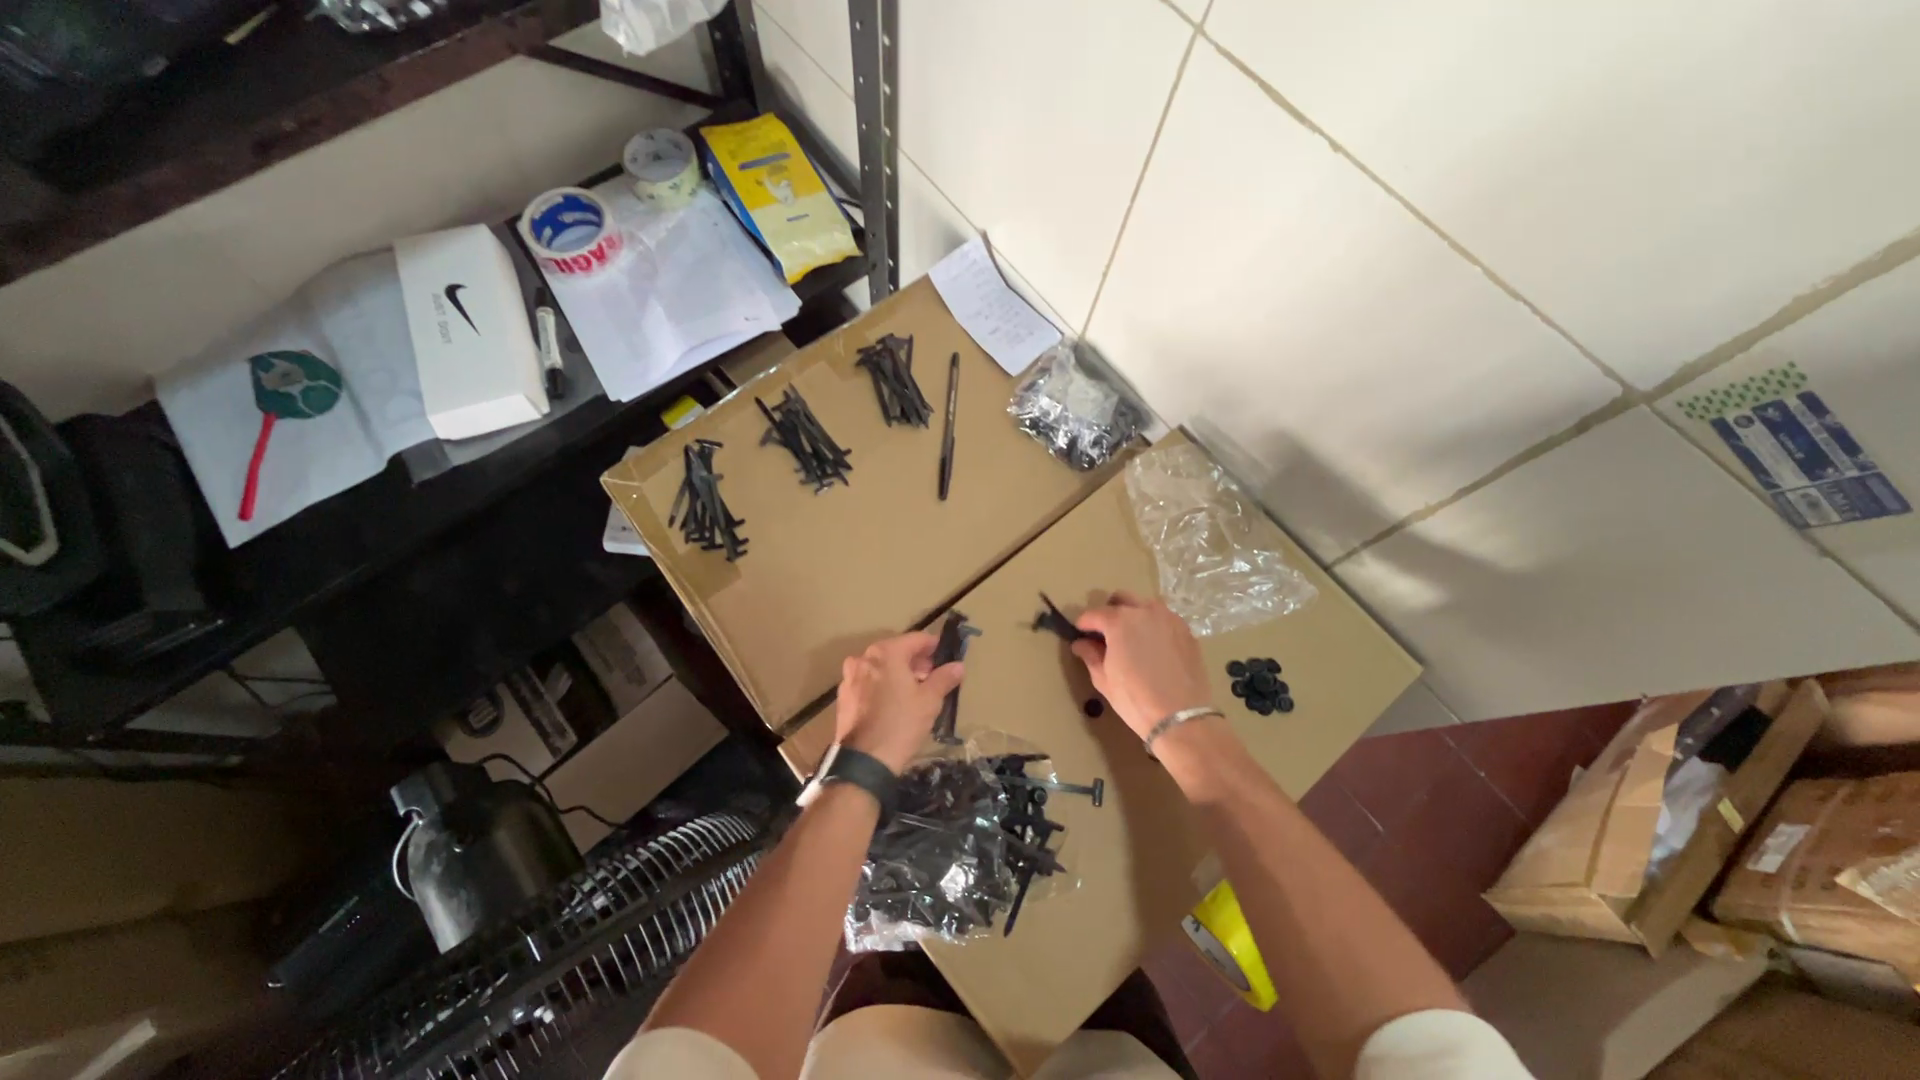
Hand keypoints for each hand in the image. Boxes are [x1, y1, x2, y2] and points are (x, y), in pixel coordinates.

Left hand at [834, 631, 965, 772]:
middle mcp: (863, 659)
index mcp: (885, 653)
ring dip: (898, 674)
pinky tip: (894, 703)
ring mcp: (850, 678)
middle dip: (915, 661)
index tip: (945, 653)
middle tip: (933, 674)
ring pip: (880, 668)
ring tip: (915, 690)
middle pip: (895, 652)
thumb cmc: (901, 723)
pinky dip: (882, 686)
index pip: (915, 639)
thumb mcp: (929, 700)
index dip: (932, 645)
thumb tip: (958, 666)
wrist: (865, 760)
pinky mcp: (843, 698)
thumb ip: (944, 678)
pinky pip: (868, 684)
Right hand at [1071, 590, 1213, 740]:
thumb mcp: (1104, 679)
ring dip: (1135, 614)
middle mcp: (1145, 611)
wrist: (1180, 715)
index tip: (1080, 635)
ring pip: (1146, 605)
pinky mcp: (1186, 631)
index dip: (1083, 624)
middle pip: (1122, 599)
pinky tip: (1153, 647)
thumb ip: (1091, 655)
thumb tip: (1081, 643)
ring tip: (1132, 638)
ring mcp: (1169, 619)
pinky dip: (1155, 626)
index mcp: (1119, 621)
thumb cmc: (1135, 699)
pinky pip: (1165, 619)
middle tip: (1106, 634)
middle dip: (1110, 611)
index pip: (1094, 614)